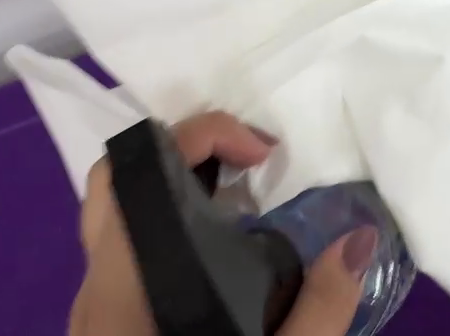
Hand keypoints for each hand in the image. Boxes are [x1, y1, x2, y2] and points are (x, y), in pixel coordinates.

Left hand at [69, 111, 373, 335]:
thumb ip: (320, 309)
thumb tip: (359, 238)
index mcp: (126, 289)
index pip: (132, 171)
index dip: (199, 133)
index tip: (261, 154)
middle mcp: (96, 292)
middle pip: (115, 183)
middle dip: (184, 152)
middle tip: (248, 169)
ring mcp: (91, 317)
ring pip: (117, 219)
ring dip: (177, 194)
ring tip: (243, 216)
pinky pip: (126, 255)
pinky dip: (169, 232)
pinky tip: (219, 273)